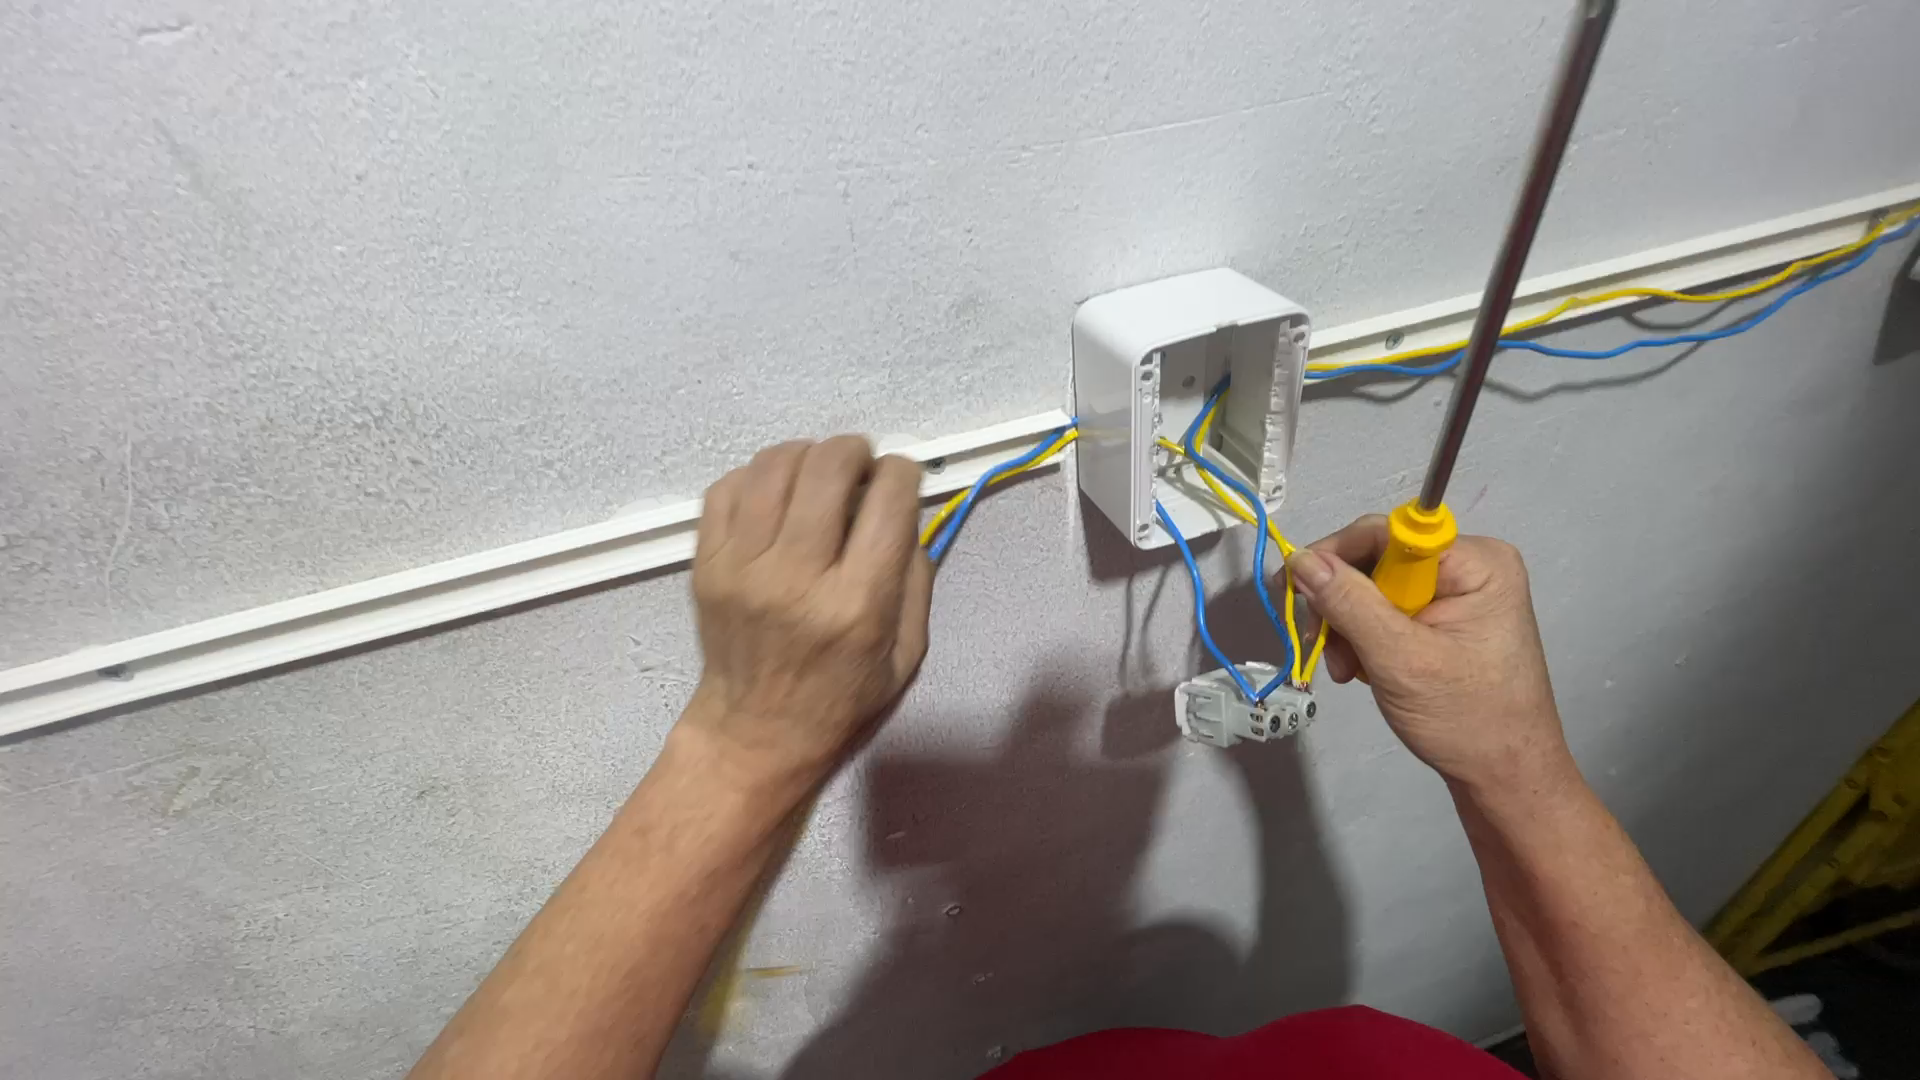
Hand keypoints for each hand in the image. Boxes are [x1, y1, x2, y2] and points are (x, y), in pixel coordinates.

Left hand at [683, 437, 933, 789]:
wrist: (754, 732)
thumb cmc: (840, 697)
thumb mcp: (907, 653)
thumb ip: (915, 578)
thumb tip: (904, 510)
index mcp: (857, 604)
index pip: (889, 501)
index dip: (904, 473)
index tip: (901, 480)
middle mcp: (797, 577)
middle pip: (828, 467)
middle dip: (856, 450)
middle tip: (862, 465)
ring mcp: (742, 567)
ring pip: (774, 465)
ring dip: (807, 453)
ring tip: (818, 473)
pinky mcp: (706, 563)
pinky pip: (726, 486)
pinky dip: (757, 475)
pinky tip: (776, 494)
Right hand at [1285, 516, 1571, 793]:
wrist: (1504, 775)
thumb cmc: (1466, 718)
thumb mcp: (1399, 658)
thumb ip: (1348, 603)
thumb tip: (1299, 559)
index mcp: (1475, 562)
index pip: (1383, 533)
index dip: (1334, 557)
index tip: (1298, 594)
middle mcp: (1464, 565)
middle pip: (1370, 559)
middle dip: (1338, 603)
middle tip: (1323, 647)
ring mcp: (1452, 592)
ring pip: (1367, 586)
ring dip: (1343, 626)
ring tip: (1346, 670)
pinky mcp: (1439, 616)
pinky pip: (1378, 609)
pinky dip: (1358, 637)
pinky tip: (1360, 668)